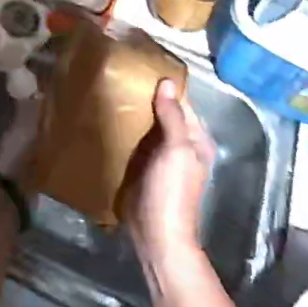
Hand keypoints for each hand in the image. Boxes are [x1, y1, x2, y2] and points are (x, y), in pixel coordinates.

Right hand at [127, 79, 215, 263]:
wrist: (157, 235)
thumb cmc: (172, 190)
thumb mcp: (176, 149)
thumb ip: (173, 116)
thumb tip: (168, 82)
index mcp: (197, 141)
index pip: (183, 105)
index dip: (166, 89)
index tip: (142, 71)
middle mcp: (183, 148)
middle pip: (165, 117)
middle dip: (147, 102)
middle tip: (120, 82)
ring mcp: (163, 162)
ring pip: (149, 132)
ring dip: (135, 119)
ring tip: (112, 97)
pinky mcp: (145, 173)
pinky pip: (136, 148)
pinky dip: (127, 137)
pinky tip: (109, 126)